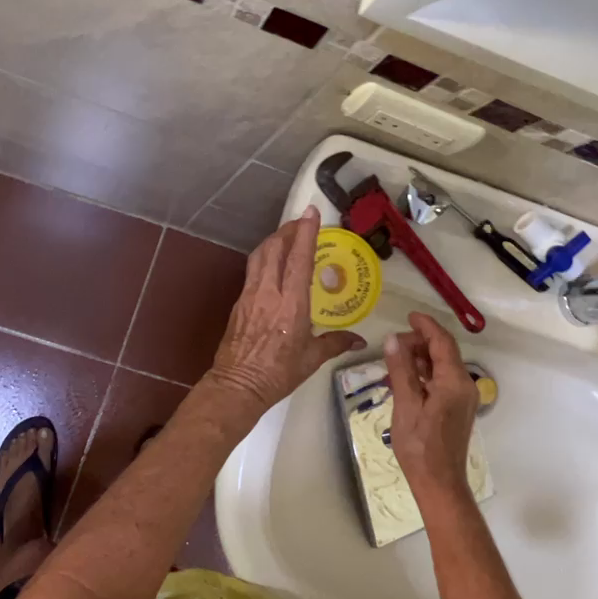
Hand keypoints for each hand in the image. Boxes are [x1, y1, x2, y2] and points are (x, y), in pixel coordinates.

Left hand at [205, 205, 366, 416]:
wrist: (237, 385)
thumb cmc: (278, 374)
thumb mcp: (311, 359)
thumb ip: (336, 343)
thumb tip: (360, 340)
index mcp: (292, 303)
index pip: (299, 258)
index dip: (306, 232)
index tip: (311, 213)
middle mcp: (269, 292)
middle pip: (274, 249)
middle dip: (288, 230)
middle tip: (301, 222)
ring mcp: (251, 295)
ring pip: (259, 256)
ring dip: (273, 241)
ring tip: (286, 236)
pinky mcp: (239, 303)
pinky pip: (252, 271)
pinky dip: (263, 259)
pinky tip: (271, 263)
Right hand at [383, 312, 478, 495]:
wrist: (439, 483)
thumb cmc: (419, 446)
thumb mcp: (405, 404)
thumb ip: (400, 369)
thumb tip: (392, 339)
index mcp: (454, 381)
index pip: (442, 342)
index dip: (426, 326)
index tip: (408, 316)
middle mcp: (464, 385)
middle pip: (444, 352)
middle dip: (419, 343)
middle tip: (392, 346)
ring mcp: (463, 398)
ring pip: (443, 366)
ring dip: (420, 359)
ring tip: (394, 362)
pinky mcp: (457, 409)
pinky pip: (442, 381)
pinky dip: (425, 374)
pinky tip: (405, 379)